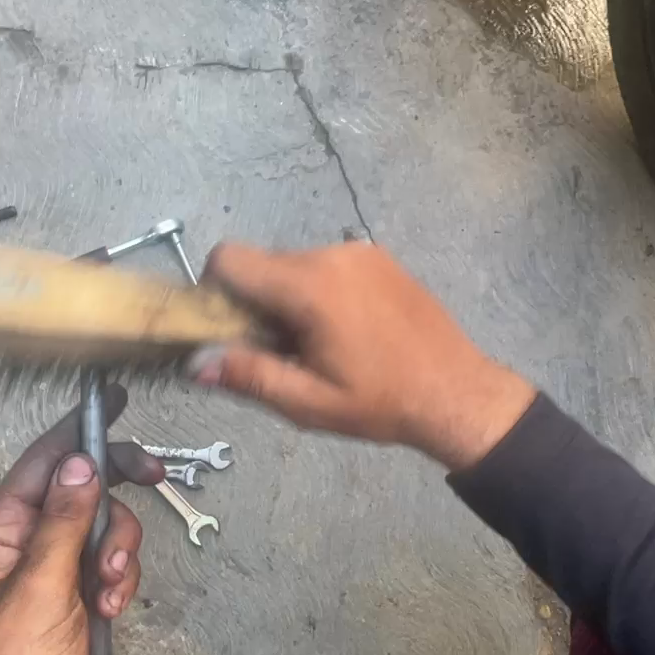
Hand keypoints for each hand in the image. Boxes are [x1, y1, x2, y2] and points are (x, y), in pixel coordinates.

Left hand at [0, 386, 163, 654]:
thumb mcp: (36, 595)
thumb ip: (61, 523)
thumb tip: (80, 460)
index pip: (43, 462)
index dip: (80, 427)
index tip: (113, 397)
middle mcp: (25, 545)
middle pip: (83, 488)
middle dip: (117, 491)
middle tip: (154, 477)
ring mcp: (54, 572)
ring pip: (105, 526)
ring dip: (120, 552)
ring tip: (111, 590)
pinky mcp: (79, 597)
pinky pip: (113, 562)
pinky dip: (122, 579)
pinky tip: (112, 609)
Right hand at [195, 242, 534, 470]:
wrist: (457, 392)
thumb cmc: (382, 403)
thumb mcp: (309, 403)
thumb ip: (249, 376)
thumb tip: (196, 363)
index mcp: (310, 286)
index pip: (230, 258)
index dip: (212, 289)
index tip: (226, 328)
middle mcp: (333, 254)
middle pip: (263, 263)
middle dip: (254, 301)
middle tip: (276, 349)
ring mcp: (360, 250)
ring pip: (294, 264)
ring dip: (287, 298)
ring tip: (315, 344)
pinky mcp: (379, 256)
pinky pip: (326, 264)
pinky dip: (317, 290)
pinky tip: (343, 329)